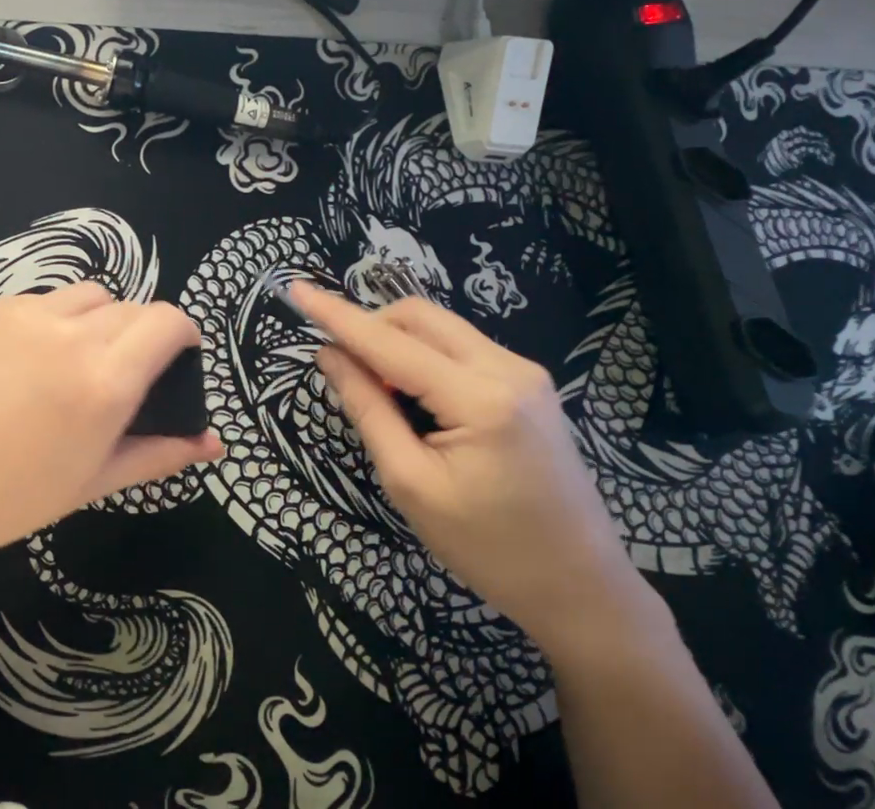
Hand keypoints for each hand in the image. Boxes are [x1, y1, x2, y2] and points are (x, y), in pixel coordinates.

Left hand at [0, 282, 223, 565]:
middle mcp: (69, 333)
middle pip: (130, 306)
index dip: (183, 334)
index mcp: (104, 380)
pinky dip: (49, 323)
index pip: (168, 320)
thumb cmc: (12, 498)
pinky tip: (24, 366)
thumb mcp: (95, 481)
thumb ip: (160, 453)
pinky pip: (38, 302)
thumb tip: (213, 442)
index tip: (178, 357)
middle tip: (121, 376)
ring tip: (73, 366)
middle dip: (140, 334)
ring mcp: (22, 314)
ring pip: (85, 296)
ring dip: (96, 321)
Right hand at [288, 281, 664, 658]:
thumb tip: (330, 356)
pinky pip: (461, 350)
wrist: (579, 585)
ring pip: (441, 329)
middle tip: (337, 364)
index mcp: (479, 398)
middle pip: (420, 318)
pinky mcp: (529, 387)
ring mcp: (525, 374)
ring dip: (396, 343)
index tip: (295, 289)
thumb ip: (368, 410)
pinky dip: (423, 358)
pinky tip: (412, 398)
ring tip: (374, 391)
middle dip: (369, 326)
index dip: (337, 315)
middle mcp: (508, 369)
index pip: (390, 342)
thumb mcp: (410, 482)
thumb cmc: (486, 546)